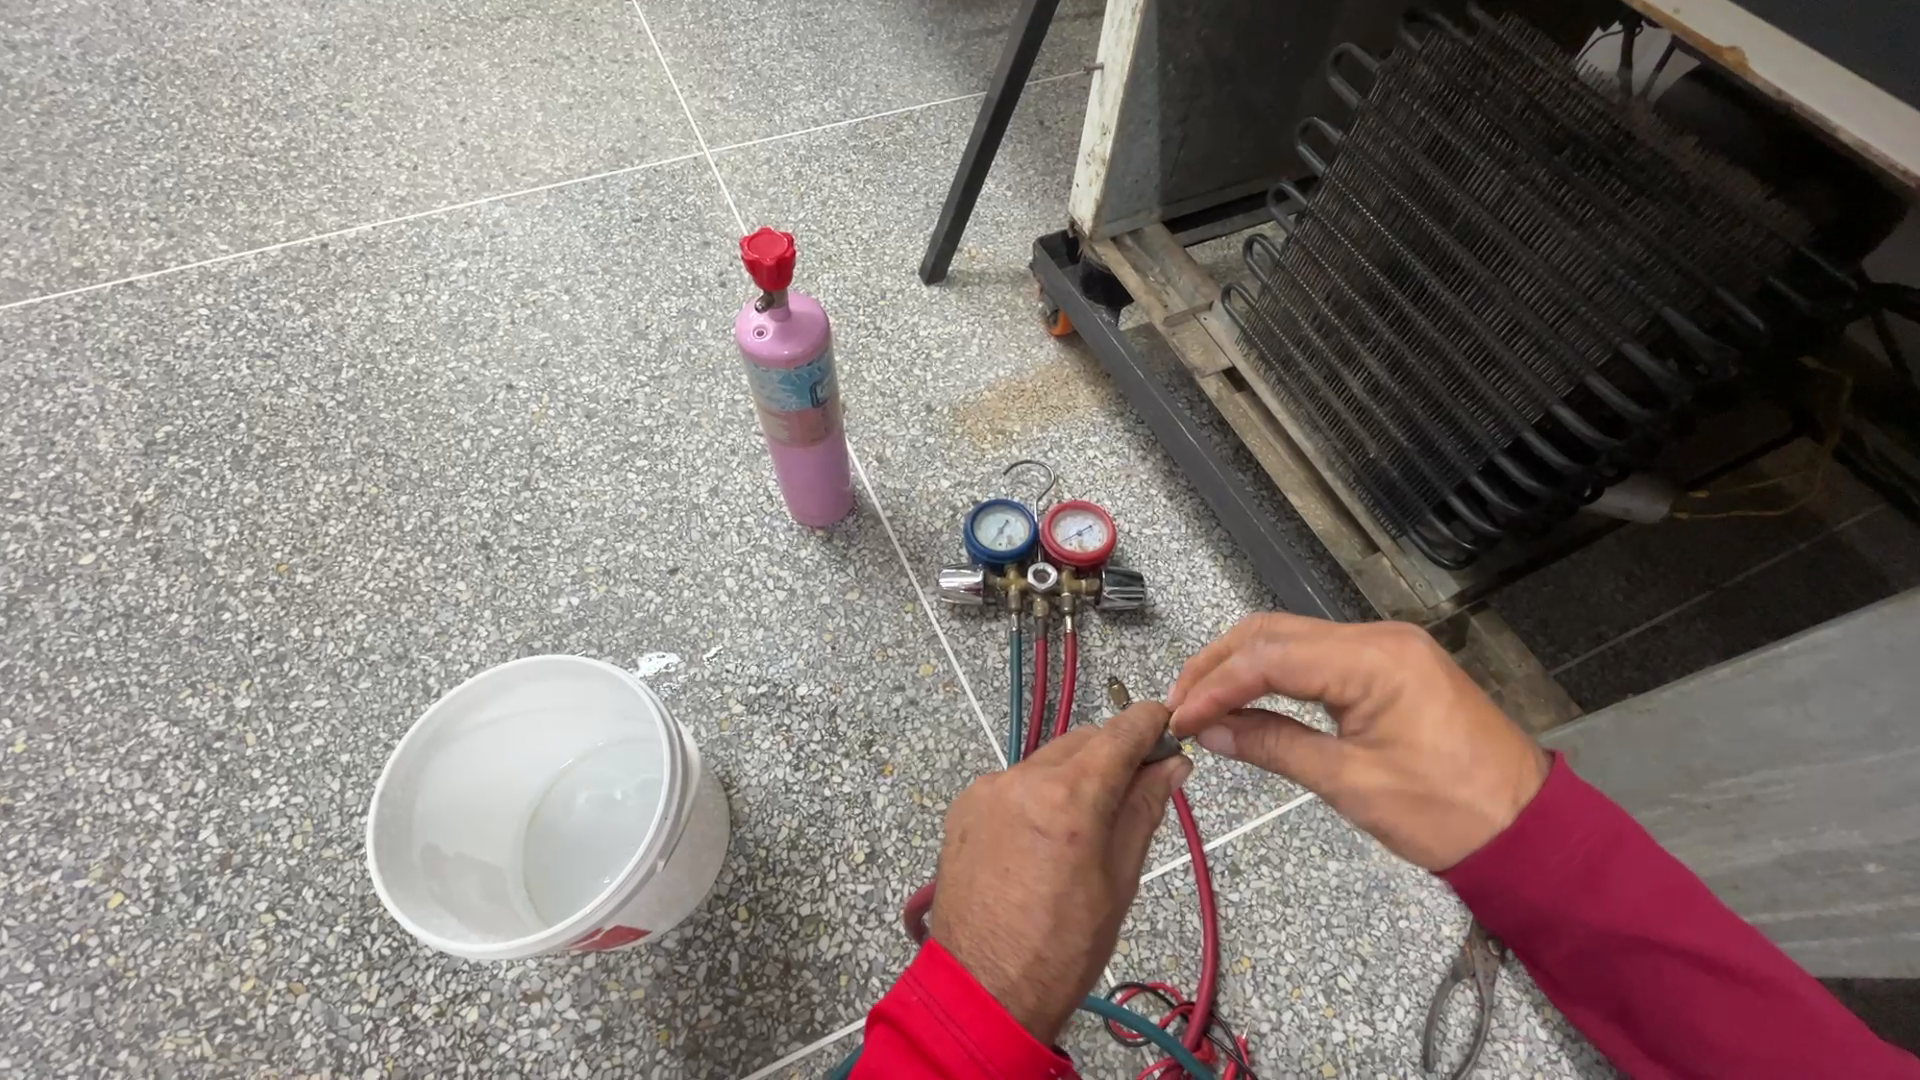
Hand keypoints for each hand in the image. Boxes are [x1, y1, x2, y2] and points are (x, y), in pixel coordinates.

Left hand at [929, 704, 1192, 1045]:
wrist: (982, 987)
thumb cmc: (1063, 947)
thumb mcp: (1119, 880)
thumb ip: (1144, 809)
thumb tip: (1173, 764)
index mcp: (1069, 797)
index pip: (1119, 734)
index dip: (1148, 722)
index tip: (1166, 722)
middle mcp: (1023, 777)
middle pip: (1082, 742)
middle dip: (1112, 753)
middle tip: (1137, 781)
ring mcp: (988, 788)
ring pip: (1046, 760)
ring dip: (1073, 775)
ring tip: (1085, 821)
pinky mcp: (965, 803)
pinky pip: (1014, 782)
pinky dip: (1037, 792)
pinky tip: (1043, 833)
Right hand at [1168, 615, 1547, 871]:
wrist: (1533, 833)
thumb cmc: (1447, 814)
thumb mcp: (1350, 783)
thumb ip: (1272, 745)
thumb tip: (1211, 732)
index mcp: (1374, 660)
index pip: (1270, 657)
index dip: (1216, 685)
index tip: (1181, 717)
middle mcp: (1378, 637)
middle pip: (1274, 632)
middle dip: (1218, 664)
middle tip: (1180, 702)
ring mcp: (1385, 647)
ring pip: (1290, 638)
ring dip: (1240, 665)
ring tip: (1202, 699)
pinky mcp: (1388, 665)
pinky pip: (1315, 656)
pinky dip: (1273, 673)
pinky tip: (1247, 695)